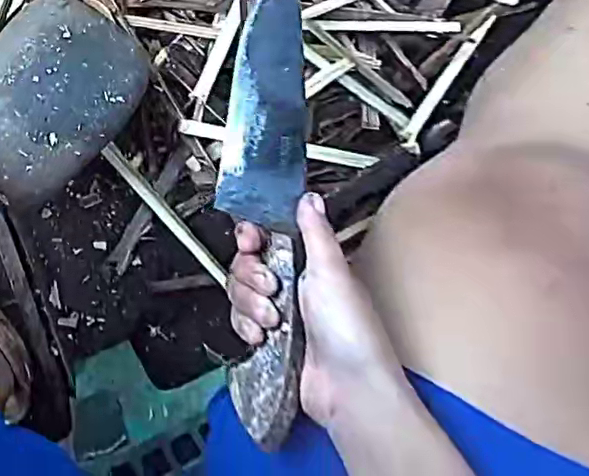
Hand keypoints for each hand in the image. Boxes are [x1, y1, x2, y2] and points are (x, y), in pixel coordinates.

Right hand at [227, 193, 409, 430]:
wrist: (349, 391)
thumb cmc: (351, 332)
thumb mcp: (333, 271)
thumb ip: (315, 231)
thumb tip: (310, 197)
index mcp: (305, 264)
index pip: (262, 237)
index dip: (250, 237)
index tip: (251, 242)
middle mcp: (289, 286)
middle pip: (243, 262)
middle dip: (250, 275)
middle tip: (272, 287)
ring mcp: (277, 314)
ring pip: (237, 291)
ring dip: (251, 304)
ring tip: (274, 320)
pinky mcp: (266, 339)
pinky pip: (237, 320)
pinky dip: (246, 327)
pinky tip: (264, 337)